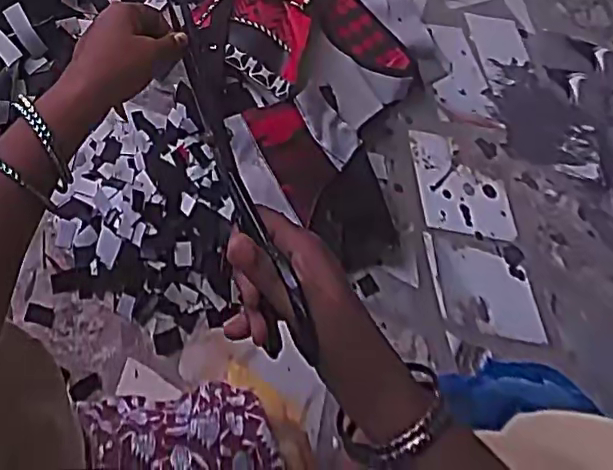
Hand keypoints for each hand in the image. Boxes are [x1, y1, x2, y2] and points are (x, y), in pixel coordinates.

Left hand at [53, 1, 185, 111]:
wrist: (84, 95)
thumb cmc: (110, 70)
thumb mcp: (154, 55)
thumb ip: (171, 45)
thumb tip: (180, 39)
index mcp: (121, 10)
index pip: (155, 14)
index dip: (170, 31)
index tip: (177, 45)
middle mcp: (105, 20)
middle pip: (141, 29)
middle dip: (155, 46)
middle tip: (164, 60)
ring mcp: (96, 38)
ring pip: (128, 45)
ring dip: (141, 59)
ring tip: (146, 73)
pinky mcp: (92, 58)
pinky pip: (116, 59)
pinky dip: (126, 68)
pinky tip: (130, 80)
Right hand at [226, 208, 441, 439]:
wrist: (377, 395)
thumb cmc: (352, 352)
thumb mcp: (299, 309)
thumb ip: (265, 273)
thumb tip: (236, 241)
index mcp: (307, 249)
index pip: (259, 219)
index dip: (240, 240)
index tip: (236, 269)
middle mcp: (303, 260)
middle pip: (254, 251)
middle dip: (246, 282)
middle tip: (252, 307)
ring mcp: (301, 282)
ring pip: (258, 277)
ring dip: (250, 304)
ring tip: (256, 329)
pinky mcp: (299, 303)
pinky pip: (267, 297)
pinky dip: (257, 314)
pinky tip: (254, 331)